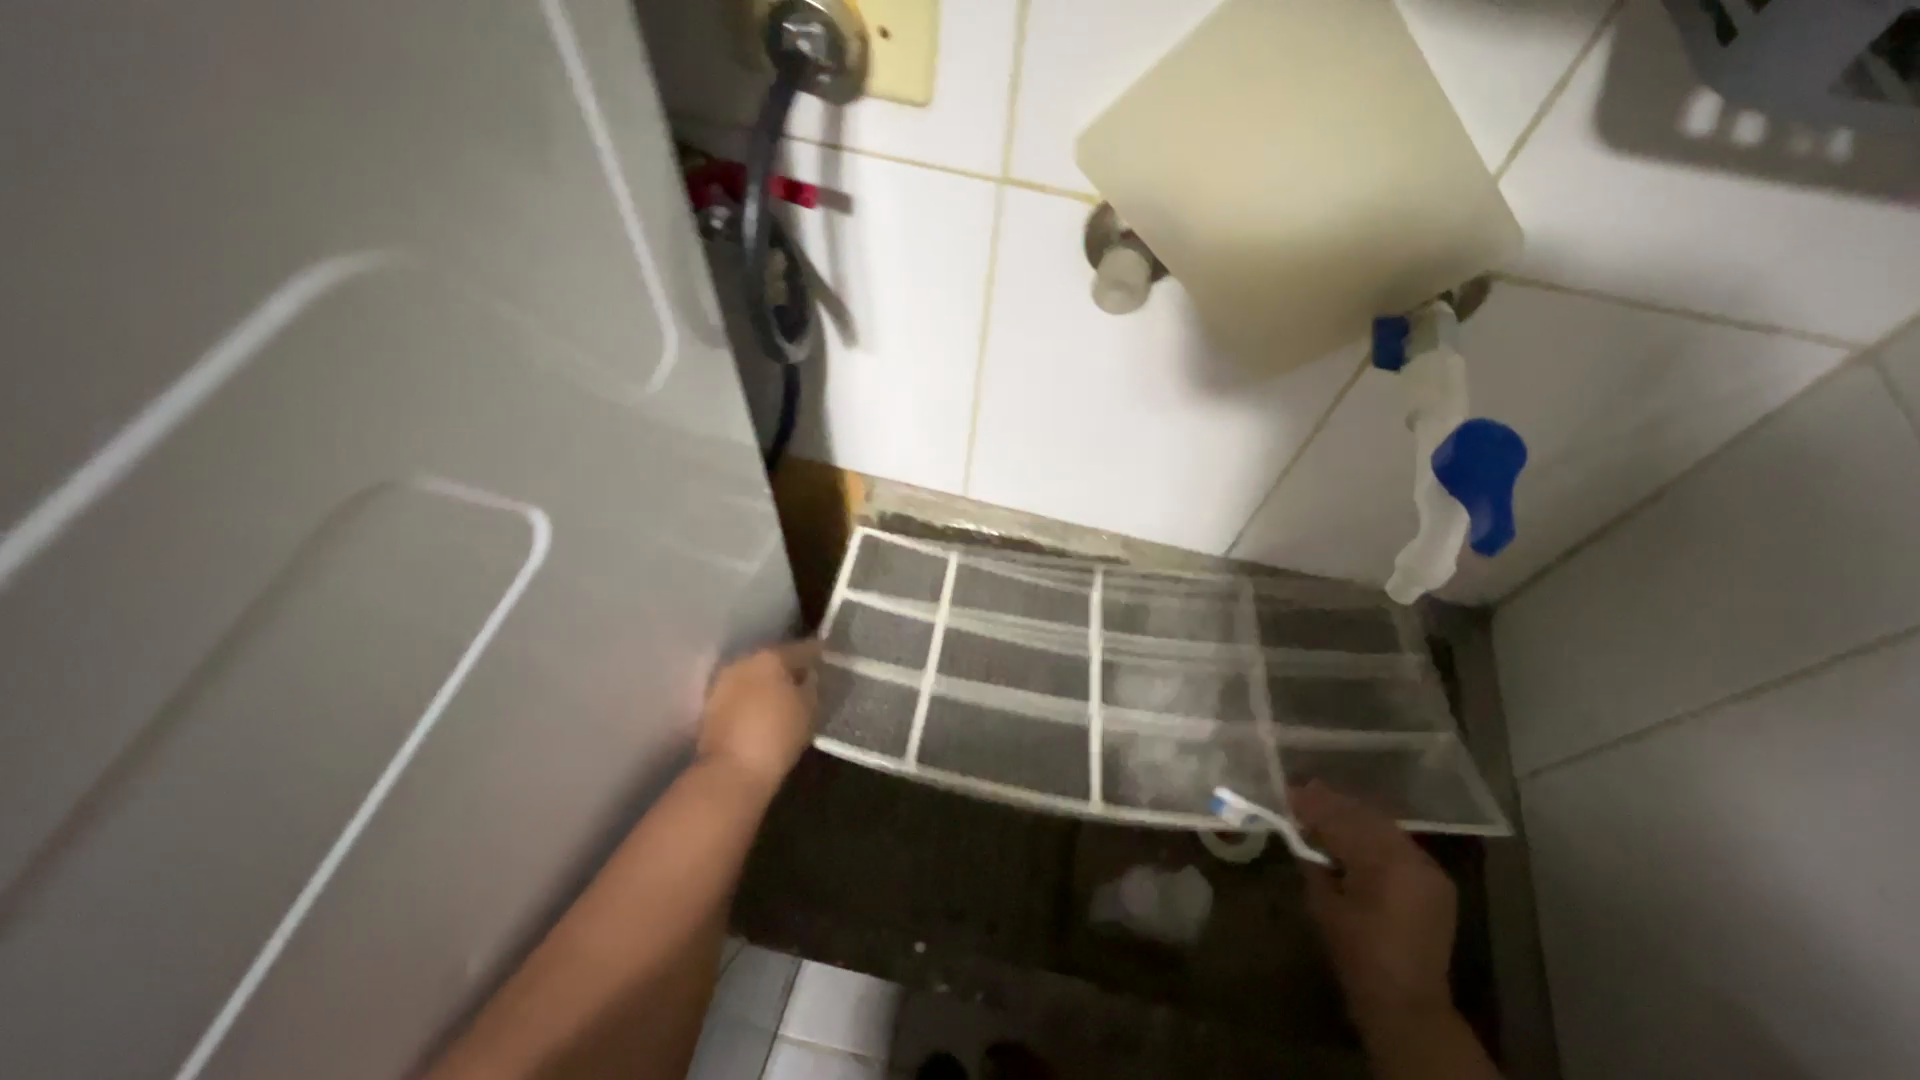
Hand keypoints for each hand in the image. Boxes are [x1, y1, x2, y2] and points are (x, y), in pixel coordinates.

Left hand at [697, 640, 820, 794]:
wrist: (731, 771)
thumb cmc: (778, 735)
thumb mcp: (809, 709)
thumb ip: (811, 686)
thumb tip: (808, 675)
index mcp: (771, 656)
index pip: (802, 648)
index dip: (818, 652)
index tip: (829, 656)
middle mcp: (743, 661)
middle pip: (773, 659)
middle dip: (789, 667)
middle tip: (806, 679)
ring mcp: (722, 682)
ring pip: (753, 675)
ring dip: (768, 683)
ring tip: (785, 698)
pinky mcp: (710, 705)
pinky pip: (740, 694)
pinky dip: (752, 698)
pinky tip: (764, 711)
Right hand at [1293, 781, 1457, 1033]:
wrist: (1406, 1002)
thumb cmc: (1356, 956)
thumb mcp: (1324, 906)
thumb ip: (1314, 864)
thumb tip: (1302, 835)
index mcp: (1385, 865)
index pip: (1342, 821)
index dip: (1313, 805)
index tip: (1288, 793)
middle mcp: (1414, 858)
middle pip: (1367, 817)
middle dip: (1334, 804)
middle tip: (1304, 791)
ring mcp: (1430, 868)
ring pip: (1386, 827)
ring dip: (1354, 816)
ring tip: (1325, 806)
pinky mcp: (1436, 880)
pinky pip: (1400, 844)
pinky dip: (1374, 834)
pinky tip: (1354, 833)